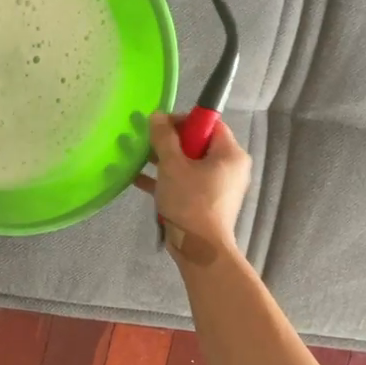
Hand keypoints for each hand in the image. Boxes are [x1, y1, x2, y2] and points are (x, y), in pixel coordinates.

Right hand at [135, 113, 251, 266]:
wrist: (199, 249)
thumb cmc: (189, 201)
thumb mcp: (172, 165)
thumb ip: (163, 138)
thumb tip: (157, 115)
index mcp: (229, 154)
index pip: (209, 123)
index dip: (183, 120)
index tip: (159, 126)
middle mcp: (229, 167)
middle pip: (197, 143)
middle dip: (168, 142)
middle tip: (145, 142)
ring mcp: (218, 186)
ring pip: (188, 164)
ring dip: (162, 160)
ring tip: (136, 157)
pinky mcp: (205, 202)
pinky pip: (184, 182)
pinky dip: (165, 179)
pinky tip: (137, 179)